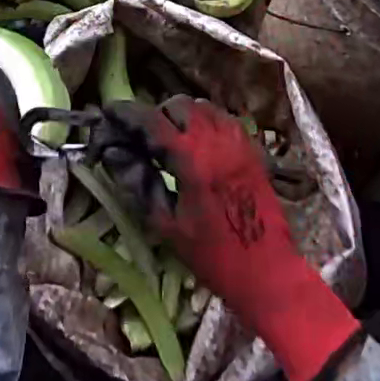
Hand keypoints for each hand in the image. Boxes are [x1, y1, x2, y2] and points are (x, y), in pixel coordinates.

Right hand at [120, 96, 358, 380]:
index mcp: (192, 159)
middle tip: (143, 138)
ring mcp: (239, 142)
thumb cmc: (214, 255)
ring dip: (181, 115)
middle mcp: (216, 140)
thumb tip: (111, 152)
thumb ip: (137, 182)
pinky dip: (205, 121)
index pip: (150, 119)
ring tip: (171, 139)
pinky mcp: (253, 150)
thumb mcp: (165, 223)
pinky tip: (198, 144)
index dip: (125, 113)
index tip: (108, 113)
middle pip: (177, 105)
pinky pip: (223, 119)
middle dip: (155, 115)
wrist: (271, 275)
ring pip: (202, 106)